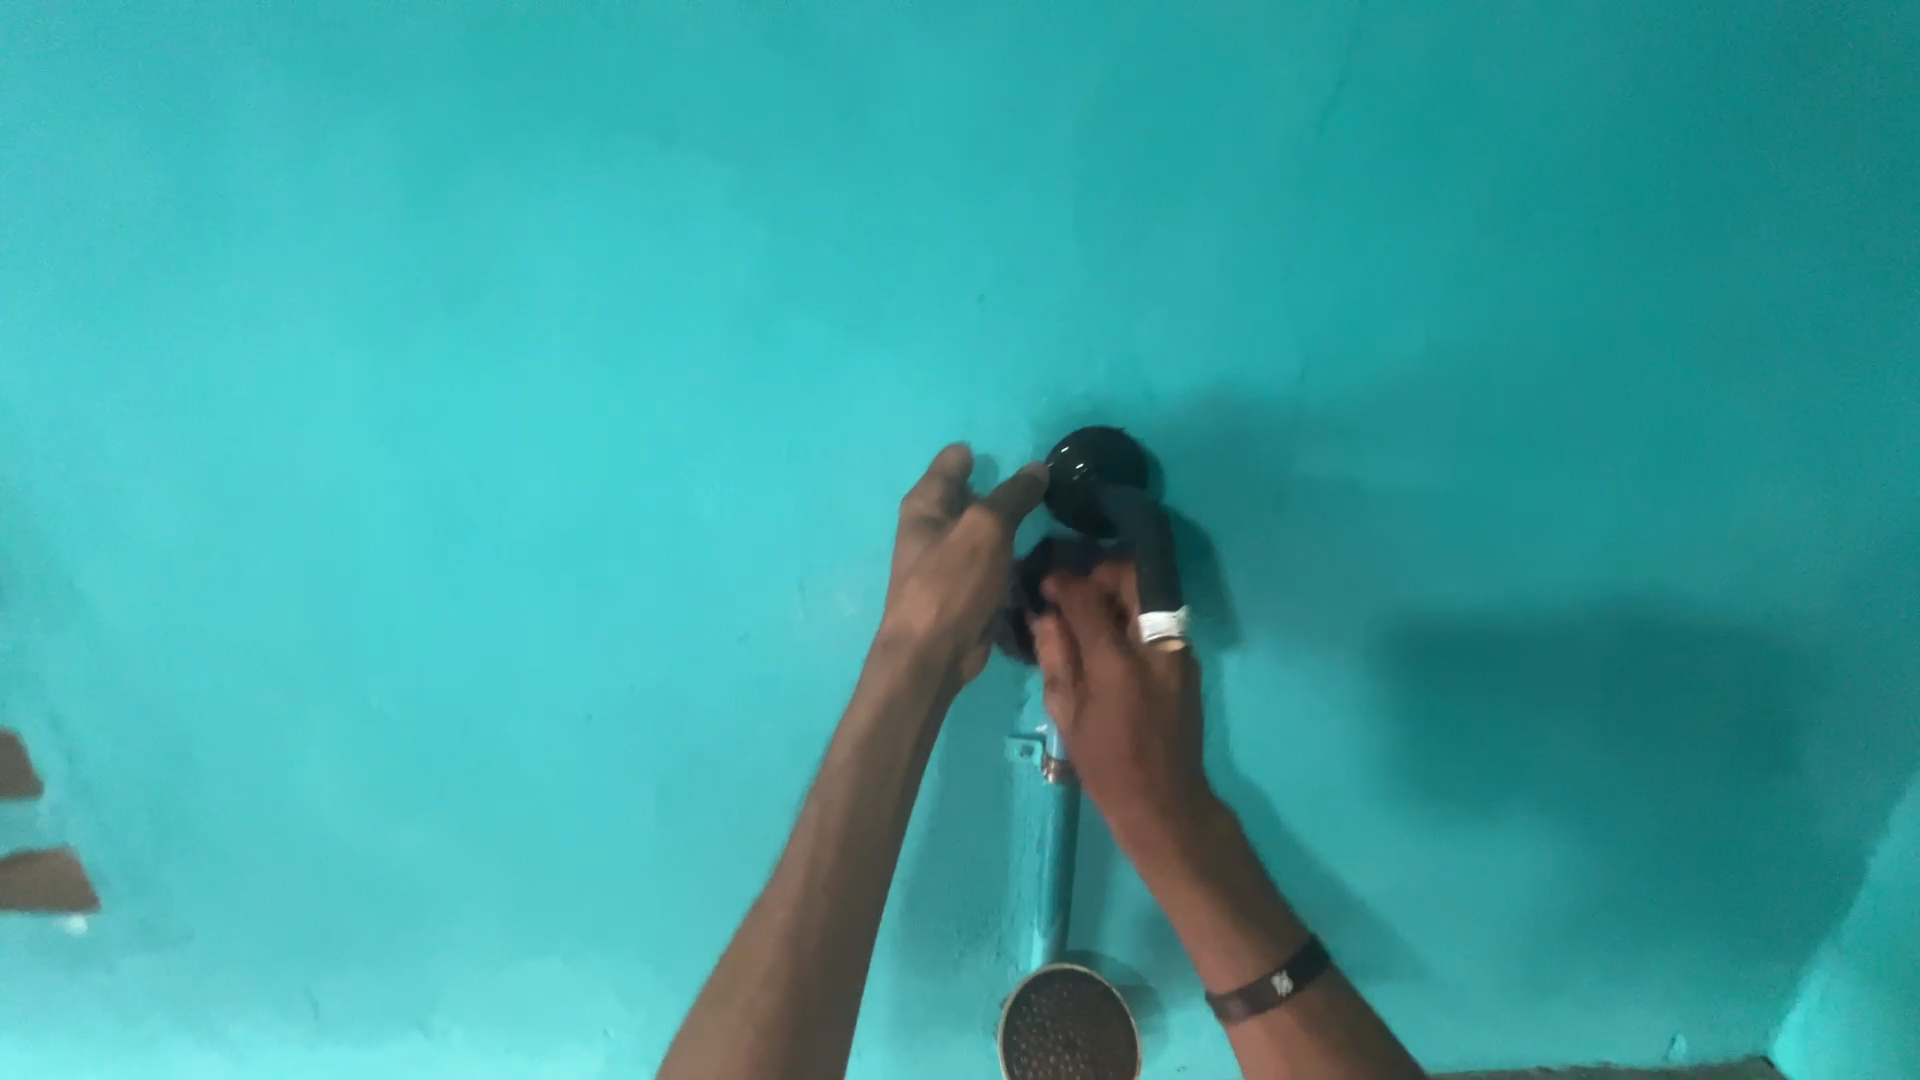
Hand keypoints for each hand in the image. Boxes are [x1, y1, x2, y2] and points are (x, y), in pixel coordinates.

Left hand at [880, 444, 1047, 682]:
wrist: (931, 654)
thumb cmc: (951, 582)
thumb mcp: (986, 528)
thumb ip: (1013, 495)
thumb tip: (1038, 467)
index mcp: (927, 502)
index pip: (954, 459)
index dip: (987, 454)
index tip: (1025, 456)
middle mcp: (933, 526)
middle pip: (974, 495)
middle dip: (1008, 490)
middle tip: (1054, 484)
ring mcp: (949, 560)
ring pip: (988, 531)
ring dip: (1015, 527)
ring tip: (1058, 516)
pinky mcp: (966, 589)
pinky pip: (995, 563)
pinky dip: (1014, 558)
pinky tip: (1044, 556)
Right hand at [1029, 560, 1215, 848]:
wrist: (1164, 800)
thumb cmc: (1105, 763)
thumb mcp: (1066, 712)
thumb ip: (1055, 656)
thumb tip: (1046, 616)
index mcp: (1115, 662)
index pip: (1086, 598)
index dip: (1062, 583)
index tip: (1047, 586)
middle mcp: (1153, 646)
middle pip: (1132, 577)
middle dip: (1101, 575)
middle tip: (1078, 594)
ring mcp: (1178, 652)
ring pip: (1150, 595)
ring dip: (1119, 594)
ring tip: (1093, 617)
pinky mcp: (1188, 661)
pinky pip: (1159, 620)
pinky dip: (1134, 618)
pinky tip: (1115, 643)